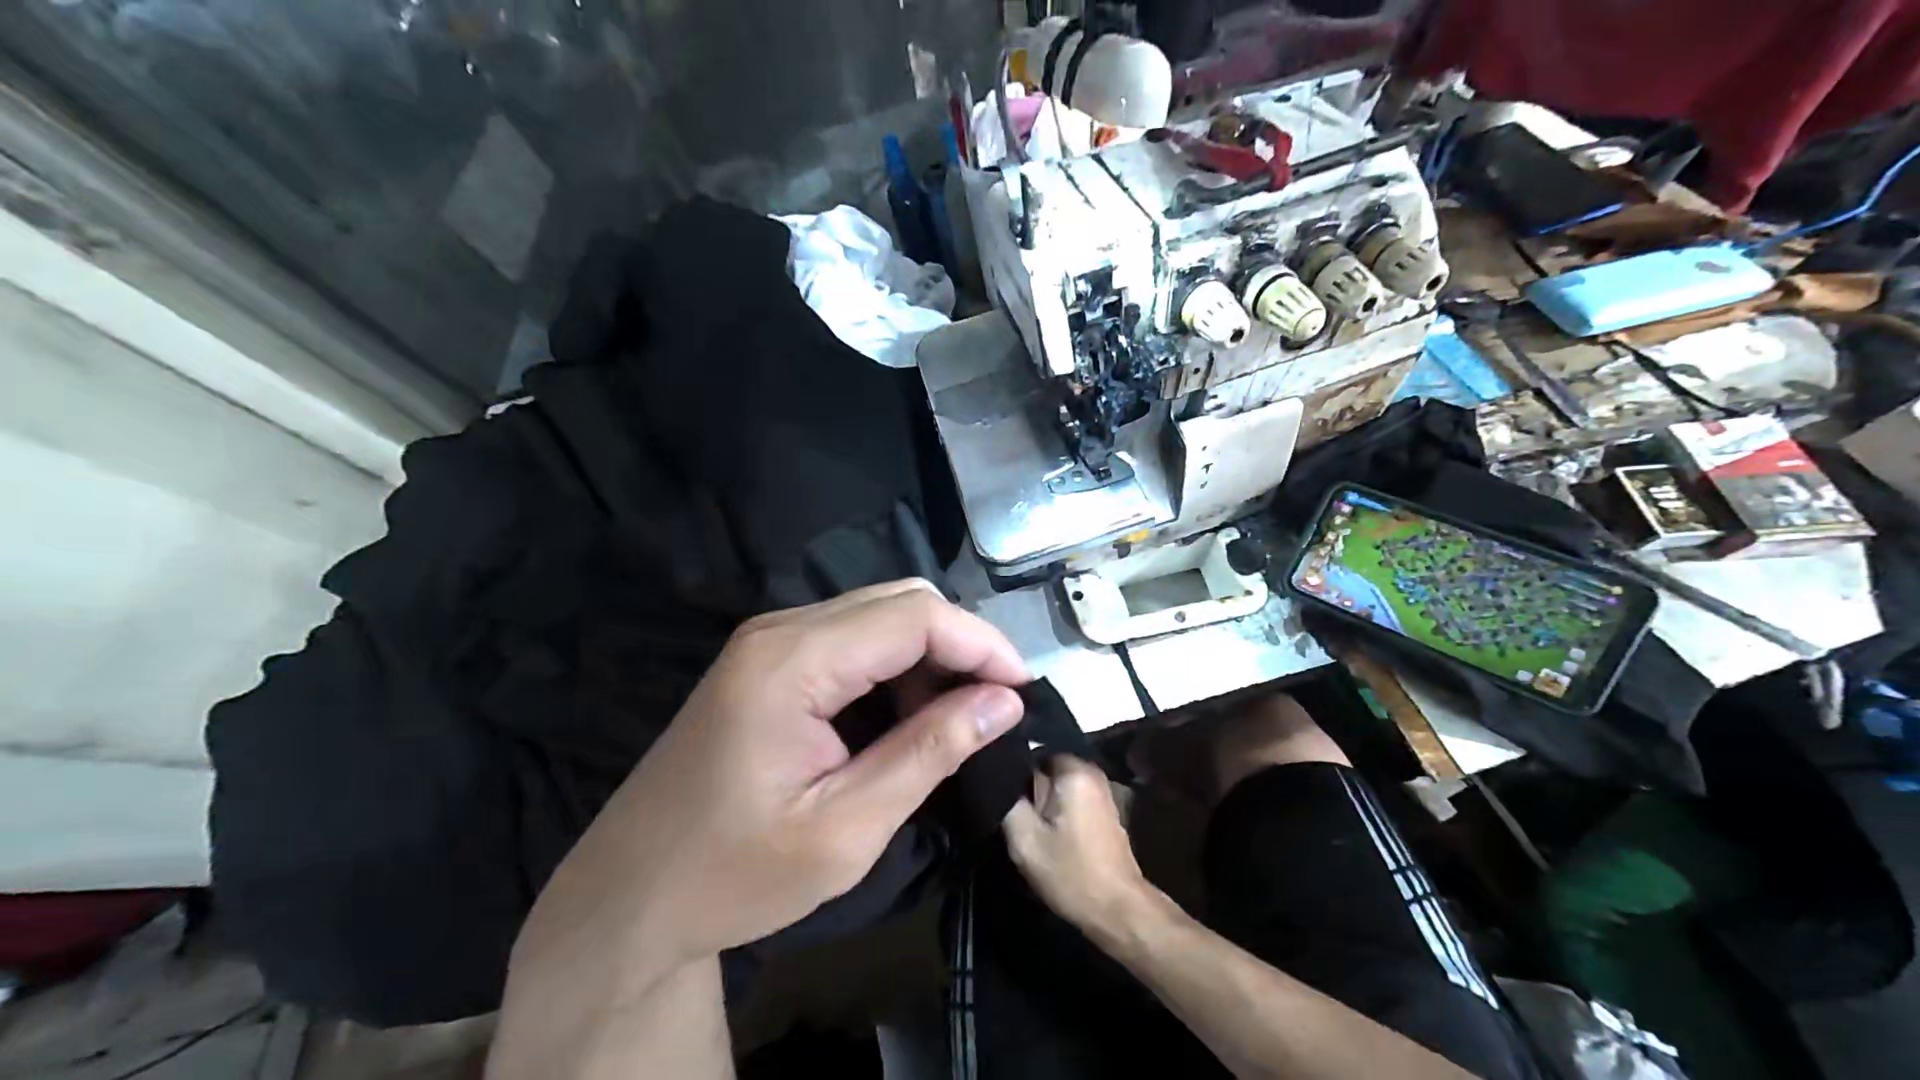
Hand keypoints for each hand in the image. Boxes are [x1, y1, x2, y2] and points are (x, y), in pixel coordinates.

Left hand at [509, 578, 1028, 985]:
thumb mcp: (847, 828)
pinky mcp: (768, 658)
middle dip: (961, 644)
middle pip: (900, 601)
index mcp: (793, 661)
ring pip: (880, 612)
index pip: (915, 615)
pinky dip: (896, 662)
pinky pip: (852, 635)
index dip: (981, 644)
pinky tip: (907, 711)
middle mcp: (781, 629)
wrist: (632, 893)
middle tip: (994, 707)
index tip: (1022, 693)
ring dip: (931, 653)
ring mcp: (769, 639)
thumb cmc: (736, 873)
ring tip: (957, 716)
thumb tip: (1005, 701)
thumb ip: (929, 752)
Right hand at [1004, 755, 1150, 934]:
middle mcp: (1091, 770)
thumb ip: (1005, 799)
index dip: (1010, 773)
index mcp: (1073, 769)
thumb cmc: (1071, 873)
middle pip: (1042, 767)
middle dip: (1025, 787)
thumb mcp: (1024, 839)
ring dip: (1039, 801)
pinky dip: (1055, 810)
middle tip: (1011, 815)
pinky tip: (1046, 833)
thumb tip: (996, 775)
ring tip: (1026, 826)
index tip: (999, 796)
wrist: (1118, 911)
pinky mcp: (1103, 809)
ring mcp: (1100, 790)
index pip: (1029, 751)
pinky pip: (1068, 797)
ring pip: (1055, 784)